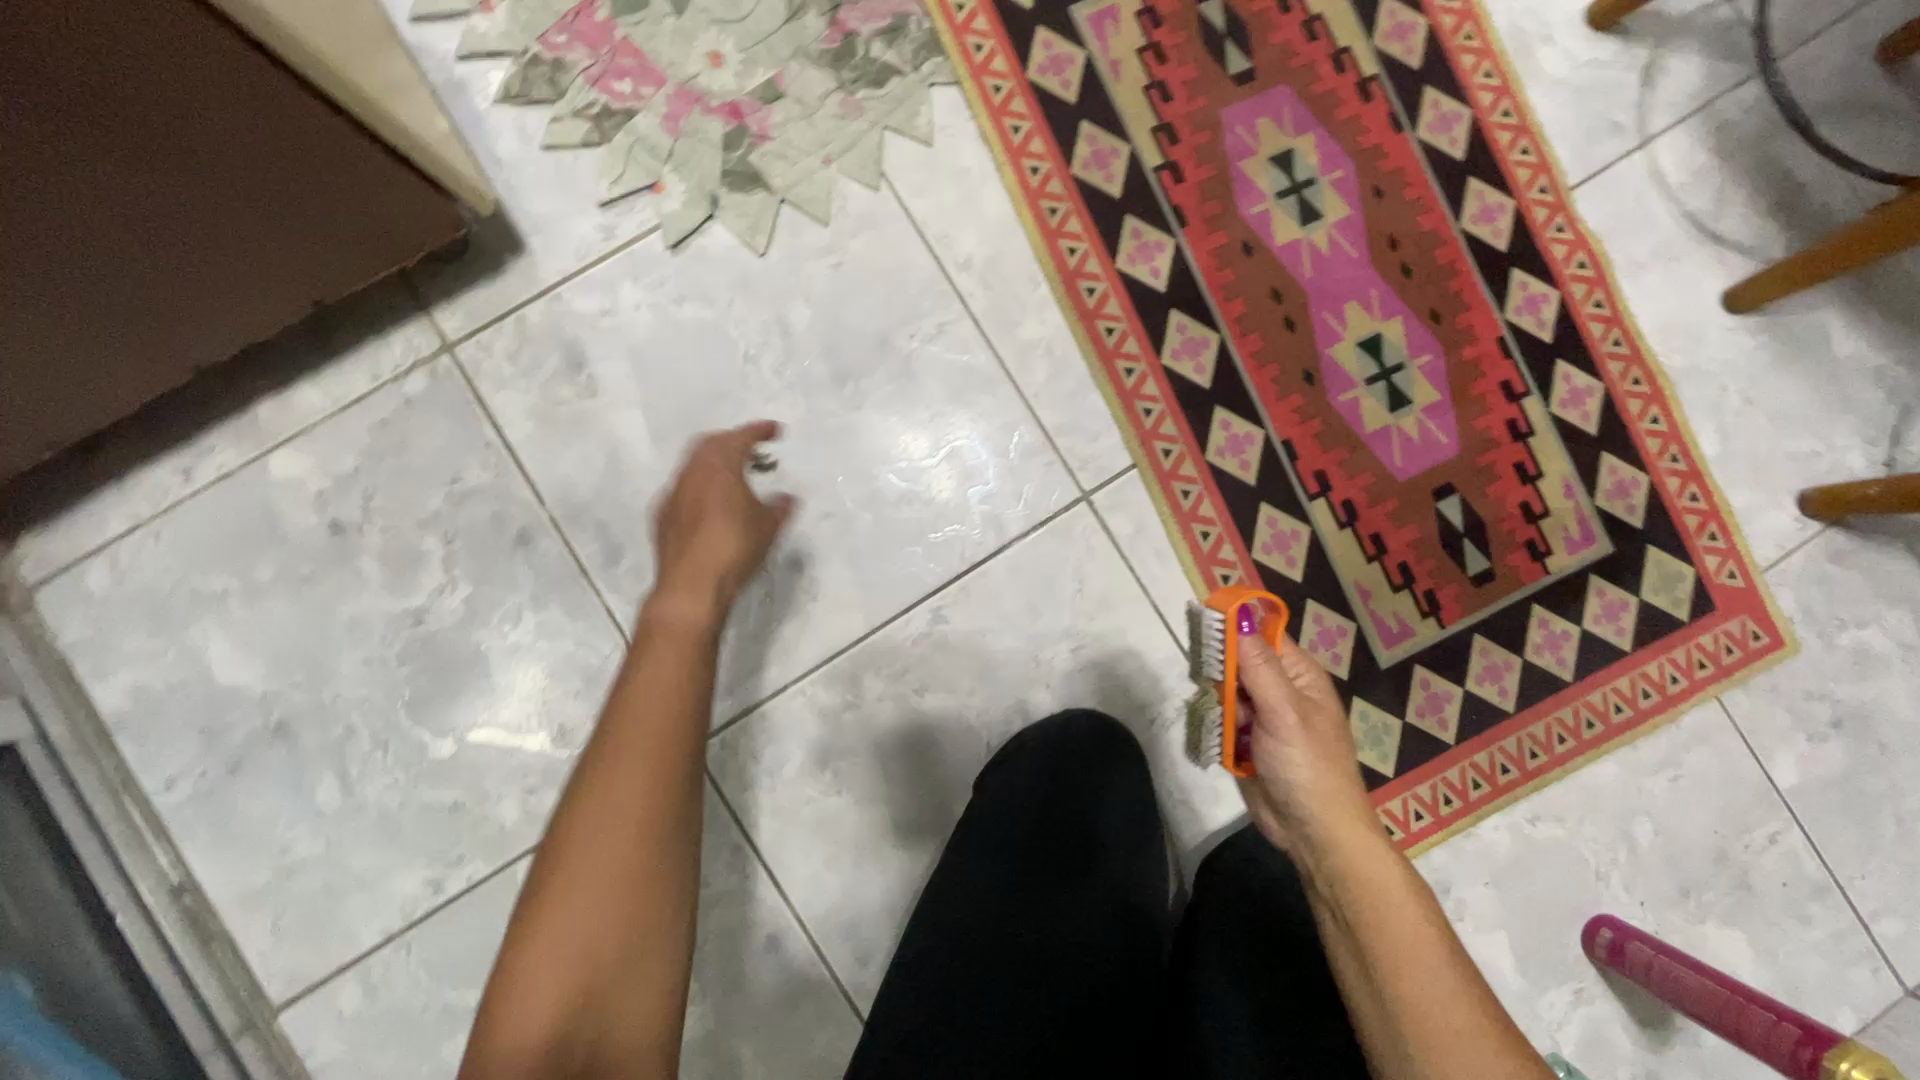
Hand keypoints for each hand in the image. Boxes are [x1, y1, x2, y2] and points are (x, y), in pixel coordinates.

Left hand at [650, 421, 795, 618]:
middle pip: (710, 444)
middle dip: (732, 441)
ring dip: (714, 464)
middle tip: (752, 451)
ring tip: (734, 477)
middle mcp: (692, 472)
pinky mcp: (662, 515)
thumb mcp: (769, 527)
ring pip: (693, 465)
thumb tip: (786, 497)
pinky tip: (711, 505)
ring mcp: (673, 493)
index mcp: (720, 467)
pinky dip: (700, 486)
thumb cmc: (736, 549)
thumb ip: (780, 507)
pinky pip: (684, 489)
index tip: (775, 430)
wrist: (691, 586)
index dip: (759, 430)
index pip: (740, 437)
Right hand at [1233, 627, 1380, 858]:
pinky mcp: (1246, 740)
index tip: (1200, 623)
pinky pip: (1221, 719)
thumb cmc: (1308, 767)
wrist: (1313, 833)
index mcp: (1298, 674)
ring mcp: (1262, 716)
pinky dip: (1216, 727)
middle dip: (1221, 674)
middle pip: (1236, 661)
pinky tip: (1223, 743)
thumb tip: (1238, 615)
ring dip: (1217, 705)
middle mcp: (1280, 689)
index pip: (1260, 634)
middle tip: (1222, 694)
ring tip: (1229, 728)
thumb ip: (1257, 664)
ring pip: (1224, 691)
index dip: (1232, 626)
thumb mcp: (1284, 711)